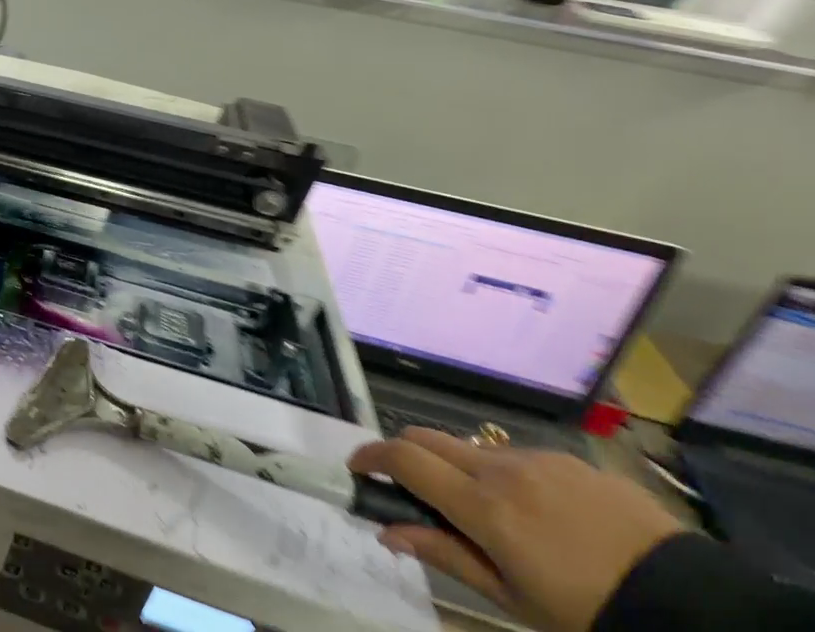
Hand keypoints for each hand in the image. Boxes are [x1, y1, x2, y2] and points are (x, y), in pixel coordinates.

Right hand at [349, 429, 684, 631]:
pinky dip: (502, 473)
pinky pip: (518, 457)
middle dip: (404, 454)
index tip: (357, 469)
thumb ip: (444, 555)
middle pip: (428, 438)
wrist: (692, 605)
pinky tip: (532, 509)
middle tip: (407, 488)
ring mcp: (540, 460)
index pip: (402, 458)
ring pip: (472, 447)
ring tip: (481, 509)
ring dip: (457, 467)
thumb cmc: (587, 610)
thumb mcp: (512, 597)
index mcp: (482, 506)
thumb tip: (387, 531)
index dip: (370, 456)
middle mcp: (501, 469)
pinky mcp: (573, 461)